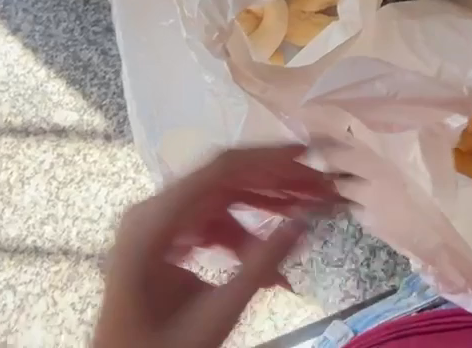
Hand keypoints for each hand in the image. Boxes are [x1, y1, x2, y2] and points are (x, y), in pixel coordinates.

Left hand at [92, 145, 341, 347]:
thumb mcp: (214, 316)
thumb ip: (260, 265)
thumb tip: (304, 222)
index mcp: (154, 220)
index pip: (220, 169)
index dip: (267, 157)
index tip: (308, 155)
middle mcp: (152, 210)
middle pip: (224, 181)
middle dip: (275, 184)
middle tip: (320, 188)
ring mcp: (156, 225)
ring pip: (221, 200)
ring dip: (263, 209)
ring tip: (305, 215)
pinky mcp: (163, 242)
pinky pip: (209, 223)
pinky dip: (241, 236)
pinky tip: (268, 260)